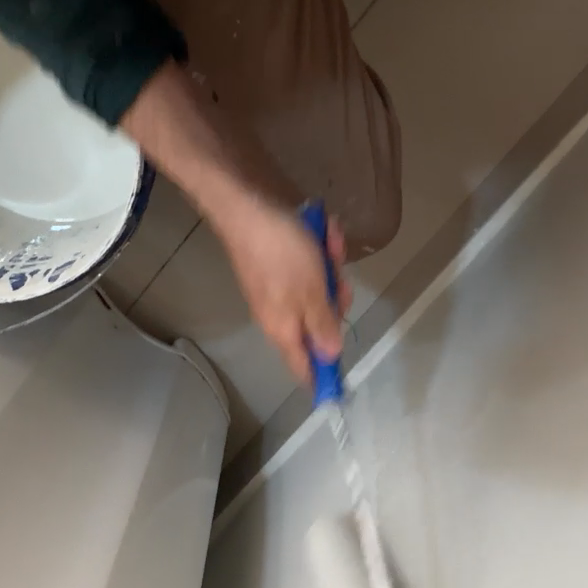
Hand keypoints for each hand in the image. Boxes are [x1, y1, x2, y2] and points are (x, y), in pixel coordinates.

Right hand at [213, 202, 352, 384]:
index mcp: (283, 329)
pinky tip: (324, 231)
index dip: (322, 374)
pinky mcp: (278, 265)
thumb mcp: (312, 292)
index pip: (302, 366)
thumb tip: (331, 355)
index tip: (341, 381)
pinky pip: (307, 267)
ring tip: (331, 242)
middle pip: (318, 322)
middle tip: (341, 279)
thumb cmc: (282, 254)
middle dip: (335, 299)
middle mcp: (279, 314)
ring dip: (330, 267)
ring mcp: (278, 288)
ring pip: (317, 290)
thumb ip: (323, 325)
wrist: (245, 207)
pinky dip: (318, 251)